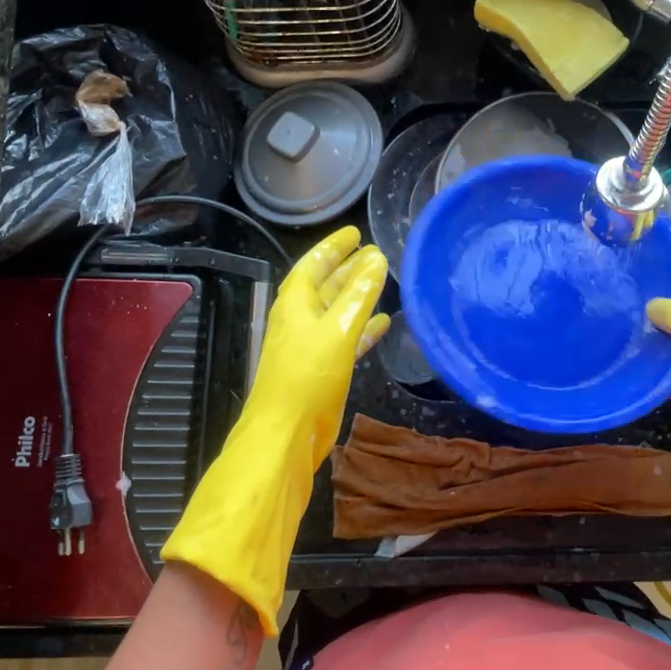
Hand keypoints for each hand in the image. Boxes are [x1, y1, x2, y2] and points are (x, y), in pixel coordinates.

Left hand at [162, 226, 388, 634]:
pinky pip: (347, 338)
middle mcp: (300, 321)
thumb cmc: (306, 379)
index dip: (333, 247)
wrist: (286, 436)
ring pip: (337, 312)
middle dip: (346, 268)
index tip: (355, 233)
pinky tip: (384, 323)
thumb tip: (376, 260)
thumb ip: (358, 296)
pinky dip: (364, 328)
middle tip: (373, 252)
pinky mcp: (323, 370)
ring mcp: (311, 347)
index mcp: (295, 305)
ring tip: (383, 281)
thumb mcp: (336, 332)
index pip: (313, 265)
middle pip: (325, 286)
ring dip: (357, 296)